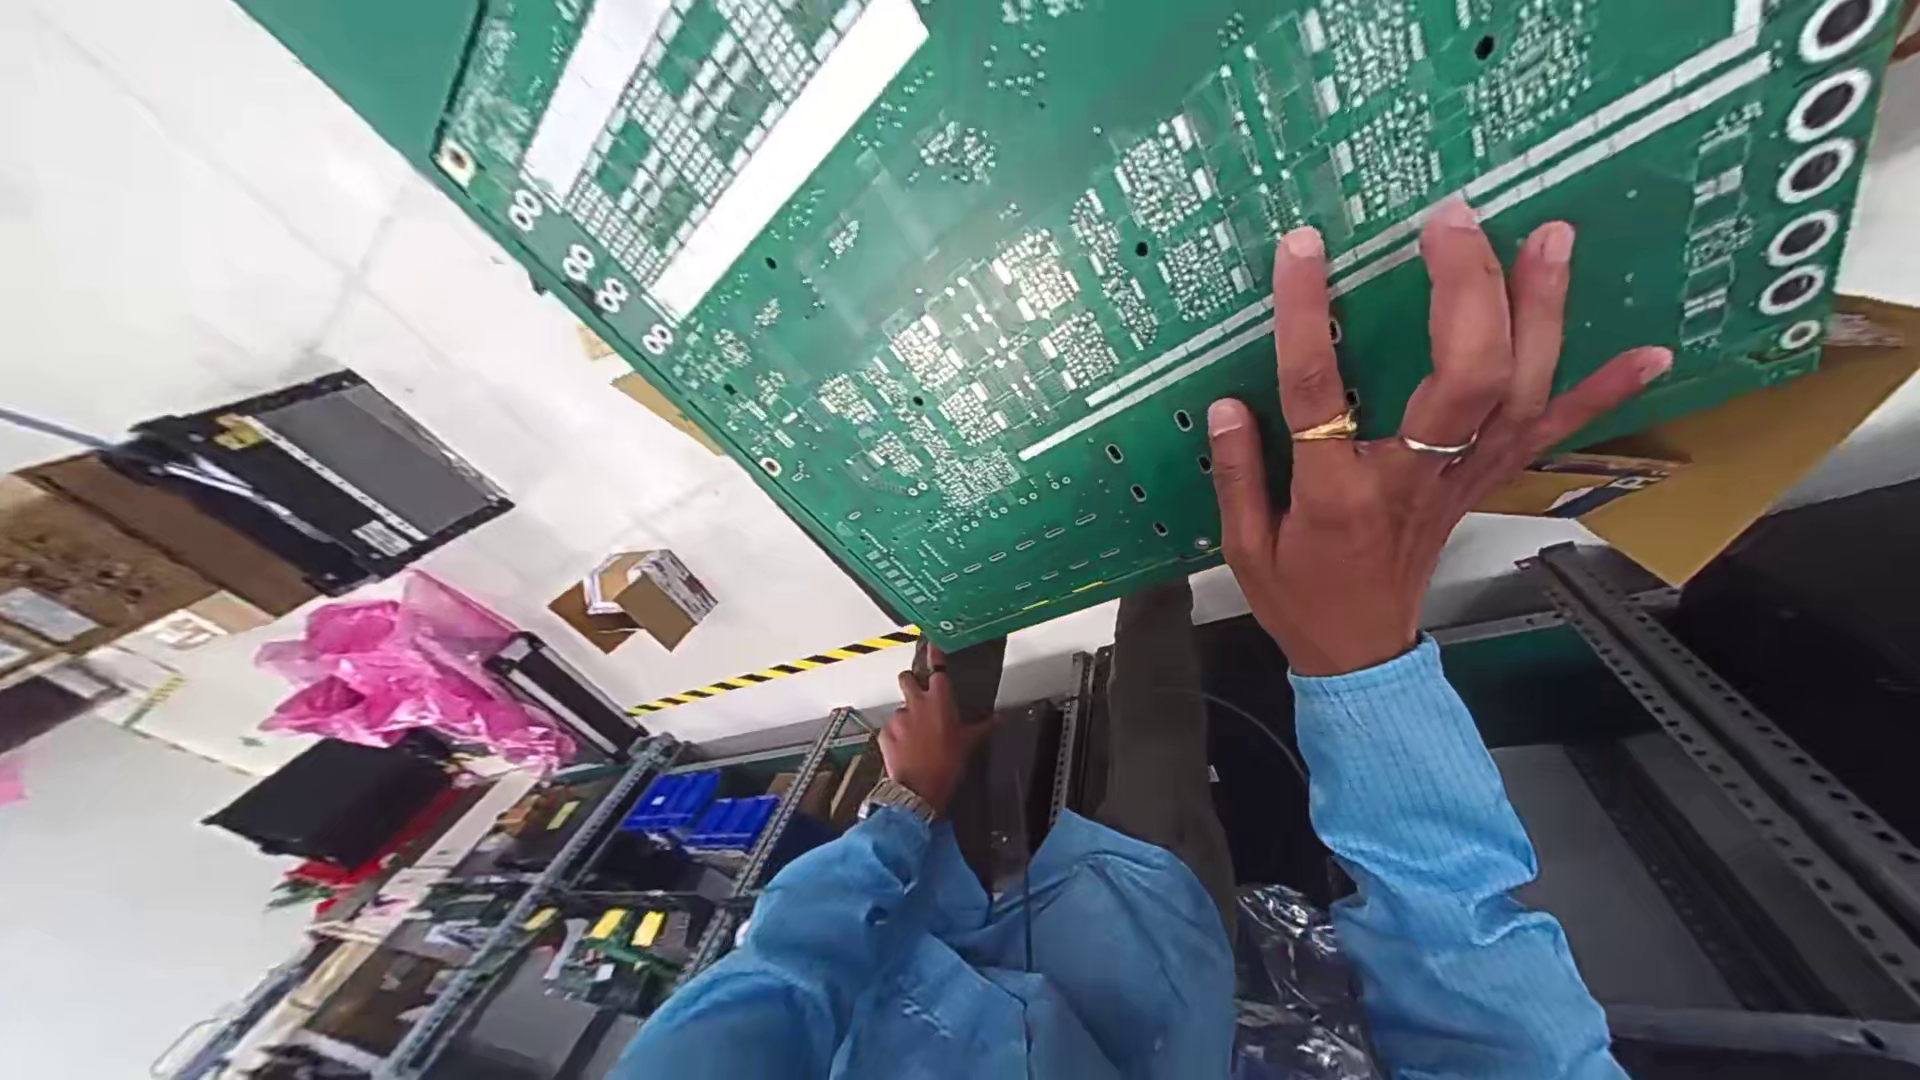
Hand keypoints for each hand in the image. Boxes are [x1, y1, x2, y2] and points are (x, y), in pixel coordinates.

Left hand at [878, 646, 992, 813]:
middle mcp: (916, 703)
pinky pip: (890, 727)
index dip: (935, 658)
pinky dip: (896, 734)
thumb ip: (983, 727)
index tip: (933, 648)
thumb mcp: (968, 744)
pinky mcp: (885, 732)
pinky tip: (906, 748)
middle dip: (911, 681)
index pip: (937, 669)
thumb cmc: (946, 765)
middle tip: (918, 695)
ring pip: (900, 707)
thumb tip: (999, 719)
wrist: (919, 790)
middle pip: (907, 677)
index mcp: (939, 701)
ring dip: (906, 716)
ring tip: (915, 735)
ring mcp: (898, 717)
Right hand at [1207, 200, 1672, 675]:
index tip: (1303, 252)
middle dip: (1465, 290)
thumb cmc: (1295, 597)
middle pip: (1463, 375)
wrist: (1357, 649)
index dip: (1309, 318)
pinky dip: (1600, 395)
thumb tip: (1229, 405)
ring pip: (1519, 392)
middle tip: (1450, 224)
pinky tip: (1645, 350)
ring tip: (1547, 237)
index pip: (1318, 393)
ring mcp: (1458, 482)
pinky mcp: (1480, 489)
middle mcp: (1410, 479)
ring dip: (1541, 312)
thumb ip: (1235, 474)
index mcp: (1335, 493)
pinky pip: (1548, 438)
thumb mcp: (1242, 545)